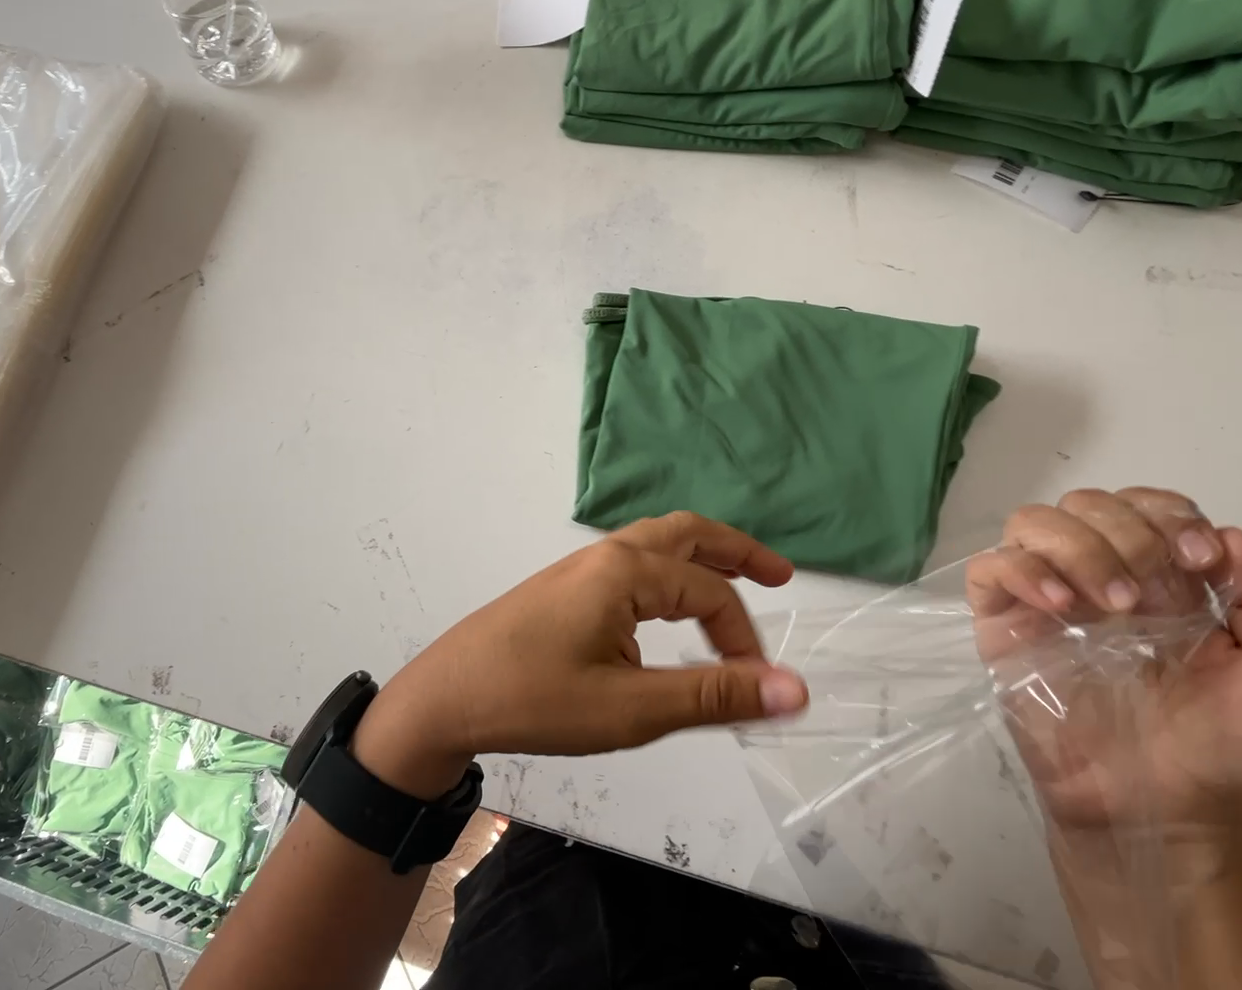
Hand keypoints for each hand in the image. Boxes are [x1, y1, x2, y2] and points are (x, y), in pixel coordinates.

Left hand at [351, 512, 810, 796]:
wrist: (445, 697)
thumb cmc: (535, 700)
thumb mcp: (631, 707)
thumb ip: (714, 696)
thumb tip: (796, 690)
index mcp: (625, 571)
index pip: (710, 593)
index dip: (744, 641)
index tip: (757, 690)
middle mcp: (603, 557)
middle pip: (684, 534)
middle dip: (735, 552)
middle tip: (779, 576)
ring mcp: (576, 570)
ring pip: (653, 545)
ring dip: (699, 558)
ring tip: (733, 583)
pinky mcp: (560, 590)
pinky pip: (628, 565)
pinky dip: (666, 573)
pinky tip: (665, 608)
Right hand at [966, 488, 1241, 846]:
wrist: (1163, 807)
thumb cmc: (1227, 747)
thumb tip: (1230, 539)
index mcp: (1163, 578)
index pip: (1149, 506)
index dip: (1171, 516)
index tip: (1199, 564)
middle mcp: (1097, 575)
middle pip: (1086, 502)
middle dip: (1125, 532)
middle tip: (1150, 593)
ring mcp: (1043, 598)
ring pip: (1031, 523)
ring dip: (1074, 547)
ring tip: (1108, 604)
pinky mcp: (1000, 625)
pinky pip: (988, 568)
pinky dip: (1021, 571)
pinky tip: (1059, 605)